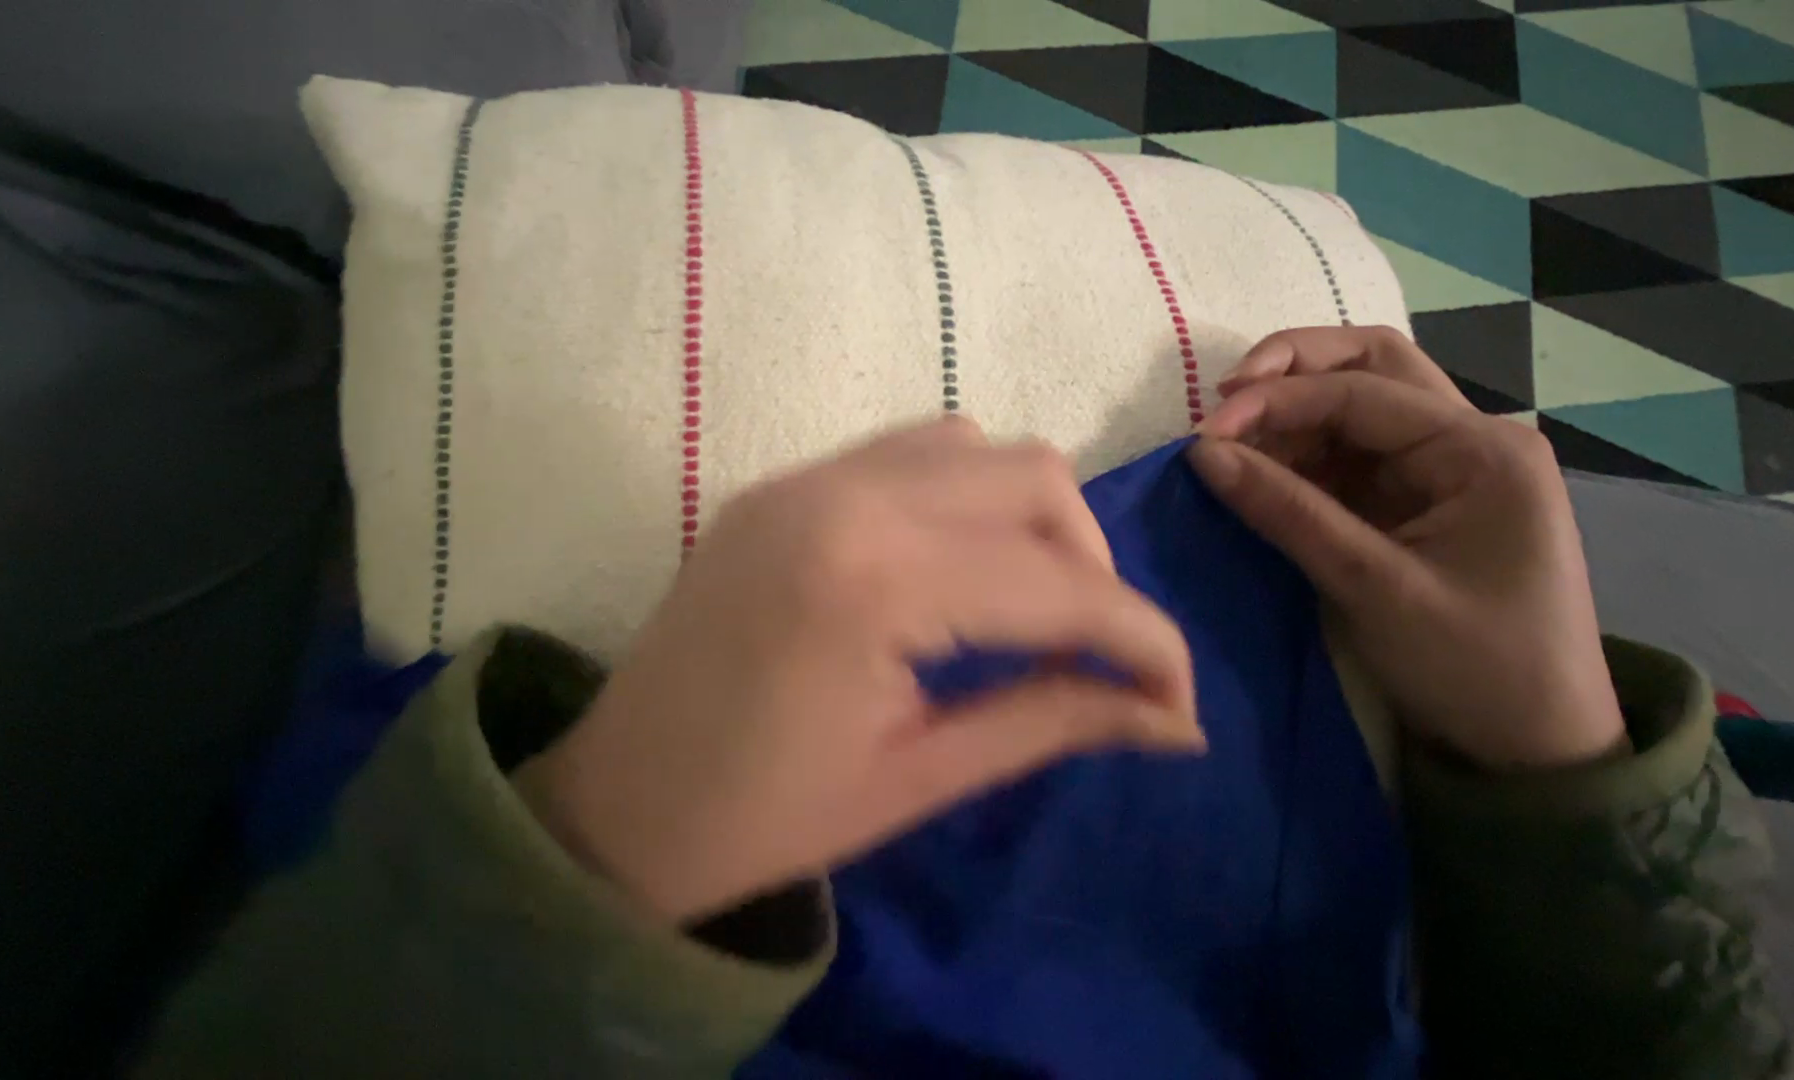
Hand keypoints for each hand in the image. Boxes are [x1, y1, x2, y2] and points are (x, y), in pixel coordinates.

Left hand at [514, 418, 1200, 923]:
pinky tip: (955, 570)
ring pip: (974, 447)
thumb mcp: (920, 779)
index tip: (1178, 703)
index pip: (1058, 586)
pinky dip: (962, 496)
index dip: (1144, 642)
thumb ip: (1053, 722)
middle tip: (1091, 652)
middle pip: (1032, 478)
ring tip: (1026, 606)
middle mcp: (842, 496)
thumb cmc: (763, 819)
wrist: (616, 805)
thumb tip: (1177, 721)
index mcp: (874, 582)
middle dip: (1091, 565)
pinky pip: (907, 453)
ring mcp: (803, 477)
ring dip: (1029, 518)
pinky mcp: (781, 483)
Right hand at [1191, 326, 1625, 769]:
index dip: (1275, 401)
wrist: (1532, 742)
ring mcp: (1441, 468)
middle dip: (1291, 370)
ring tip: (1226, 442)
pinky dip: (1297, 453)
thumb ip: (1287, 512)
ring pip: (1356, 404)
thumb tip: (1202, 454)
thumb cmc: (1473, 665)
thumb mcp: (1372, 587)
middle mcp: (1469, 439)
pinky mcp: (1413, 499)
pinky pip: (1347, 455)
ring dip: (1289, 412)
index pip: (1362, 391)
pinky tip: (1256, 469)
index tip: (1203, 434)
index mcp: (1483, 450)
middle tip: (1222, 398)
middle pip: (1373, 365)